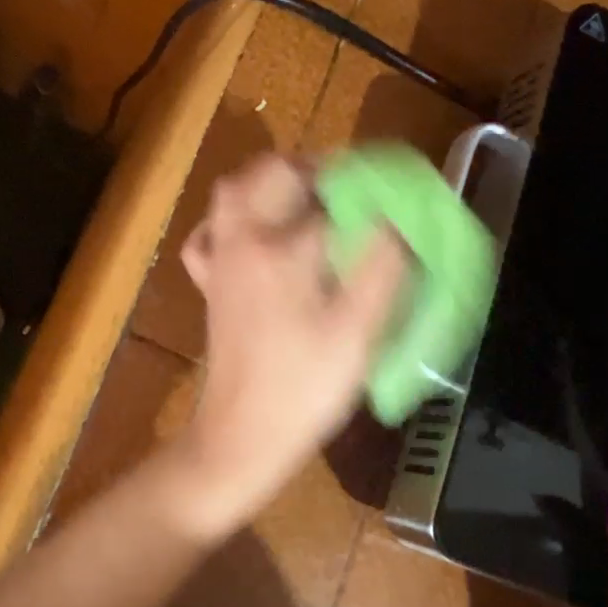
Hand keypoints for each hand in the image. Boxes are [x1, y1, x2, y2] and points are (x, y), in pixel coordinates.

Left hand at [171, 154, 407, 535]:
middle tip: (346, 189)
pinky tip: (255, 241)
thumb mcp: (358, 331)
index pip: (328, 193)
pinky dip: (230, 225)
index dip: (365, 189)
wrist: (240, 436)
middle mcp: (240, 242)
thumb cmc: (303, 388)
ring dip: (268, 186)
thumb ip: (382, 268)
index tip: (393, 196)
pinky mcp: (209, 289)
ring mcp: (218, 264)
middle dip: (308, 169)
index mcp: (279, 248)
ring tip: (308, 204)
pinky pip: (210, 237)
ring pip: (232, 196)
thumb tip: (398, 222)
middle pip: (266, 173)